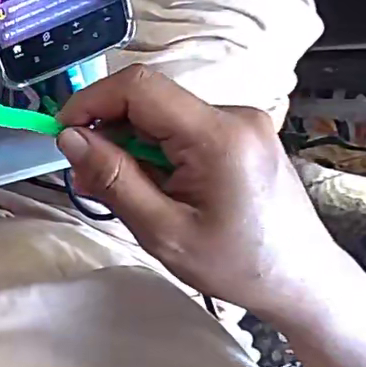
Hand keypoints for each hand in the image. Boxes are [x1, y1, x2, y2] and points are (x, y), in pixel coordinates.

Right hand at [56, 65, 337, 312]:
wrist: (303, 280)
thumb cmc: (238, 265)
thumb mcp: (163, 232)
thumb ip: (114, 179)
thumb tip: (69, 138)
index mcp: (218, 134)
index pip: (139, 86)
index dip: (90, 101)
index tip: (63, 135)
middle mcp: (233, 113)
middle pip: (148, 100)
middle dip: (106, 132)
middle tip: (86, 178)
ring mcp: (240, 121)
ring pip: (161, 115)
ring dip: (128, 145)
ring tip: (121, 191)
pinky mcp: (239, 133)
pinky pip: (180, 128)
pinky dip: (154, 151)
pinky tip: (152, 186)